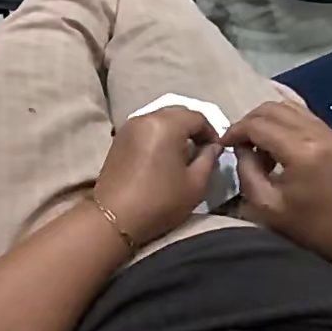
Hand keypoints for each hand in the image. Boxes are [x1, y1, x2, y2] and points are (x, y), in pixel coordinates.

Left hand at [93, 107, 222, 245]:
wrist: (114, 217)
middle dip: (192, 127)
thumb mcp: (195, 183)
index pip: (197, 117)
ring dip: (174, 130)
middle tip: (201, 148)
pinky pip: (145, 128)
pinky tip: (162, 154)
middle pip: (176, 113)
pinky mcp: (118, 138)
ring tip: (182, 152)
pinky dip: (157, 134)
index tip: (216, 149)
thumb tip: (213, 146)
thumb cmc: (160, 201)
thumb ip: (209, 158)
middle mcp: (145, 118)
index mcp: (165, 125)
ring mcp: (128, 127)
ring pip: (159, 119)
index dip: (211, 131)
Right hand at [223, 100, 331, 269]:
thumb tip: (241, 149)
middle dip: (248, 122)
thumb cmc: (314, 228)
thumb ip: (247, 170)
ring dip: (265, 120)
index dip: (234, 131)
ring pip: (287, 107)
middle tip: (237, 143)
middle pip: (271, 108)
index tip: (222, 145)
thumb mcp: (267, 205)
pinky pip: (302, 116)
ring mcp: (331, 132)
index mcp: (300, 151)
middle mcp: (317, 133)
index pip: (256, 125)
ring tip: (256, 144)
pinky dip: (283, 122)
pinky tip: (277, 145)